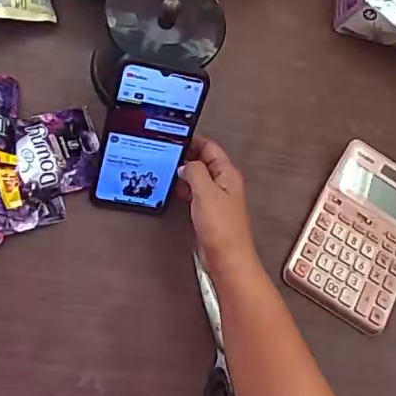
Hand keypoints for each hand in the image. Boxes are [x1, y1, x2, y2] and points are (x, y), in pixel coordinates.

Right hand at [178, 138, 256, 270]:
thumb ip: (195, 172)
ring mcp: (217, 199)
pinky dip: (185, 190)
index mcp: (227, 174)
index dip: (194, 141)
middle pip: (204, 162)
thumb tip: (186, 164)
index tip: (177, 138)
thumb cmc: (222, 228)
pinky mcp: (210, 213)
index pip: (210, 148)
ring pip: (199, 178)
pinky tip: (175, 192)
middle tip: (168, 154)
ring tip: (168, 171)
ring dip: (185, 174)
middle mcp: (224, 184)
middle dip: (187, 157)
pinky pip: (196, 194)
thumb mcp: (205, 192)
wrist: (227, 258)